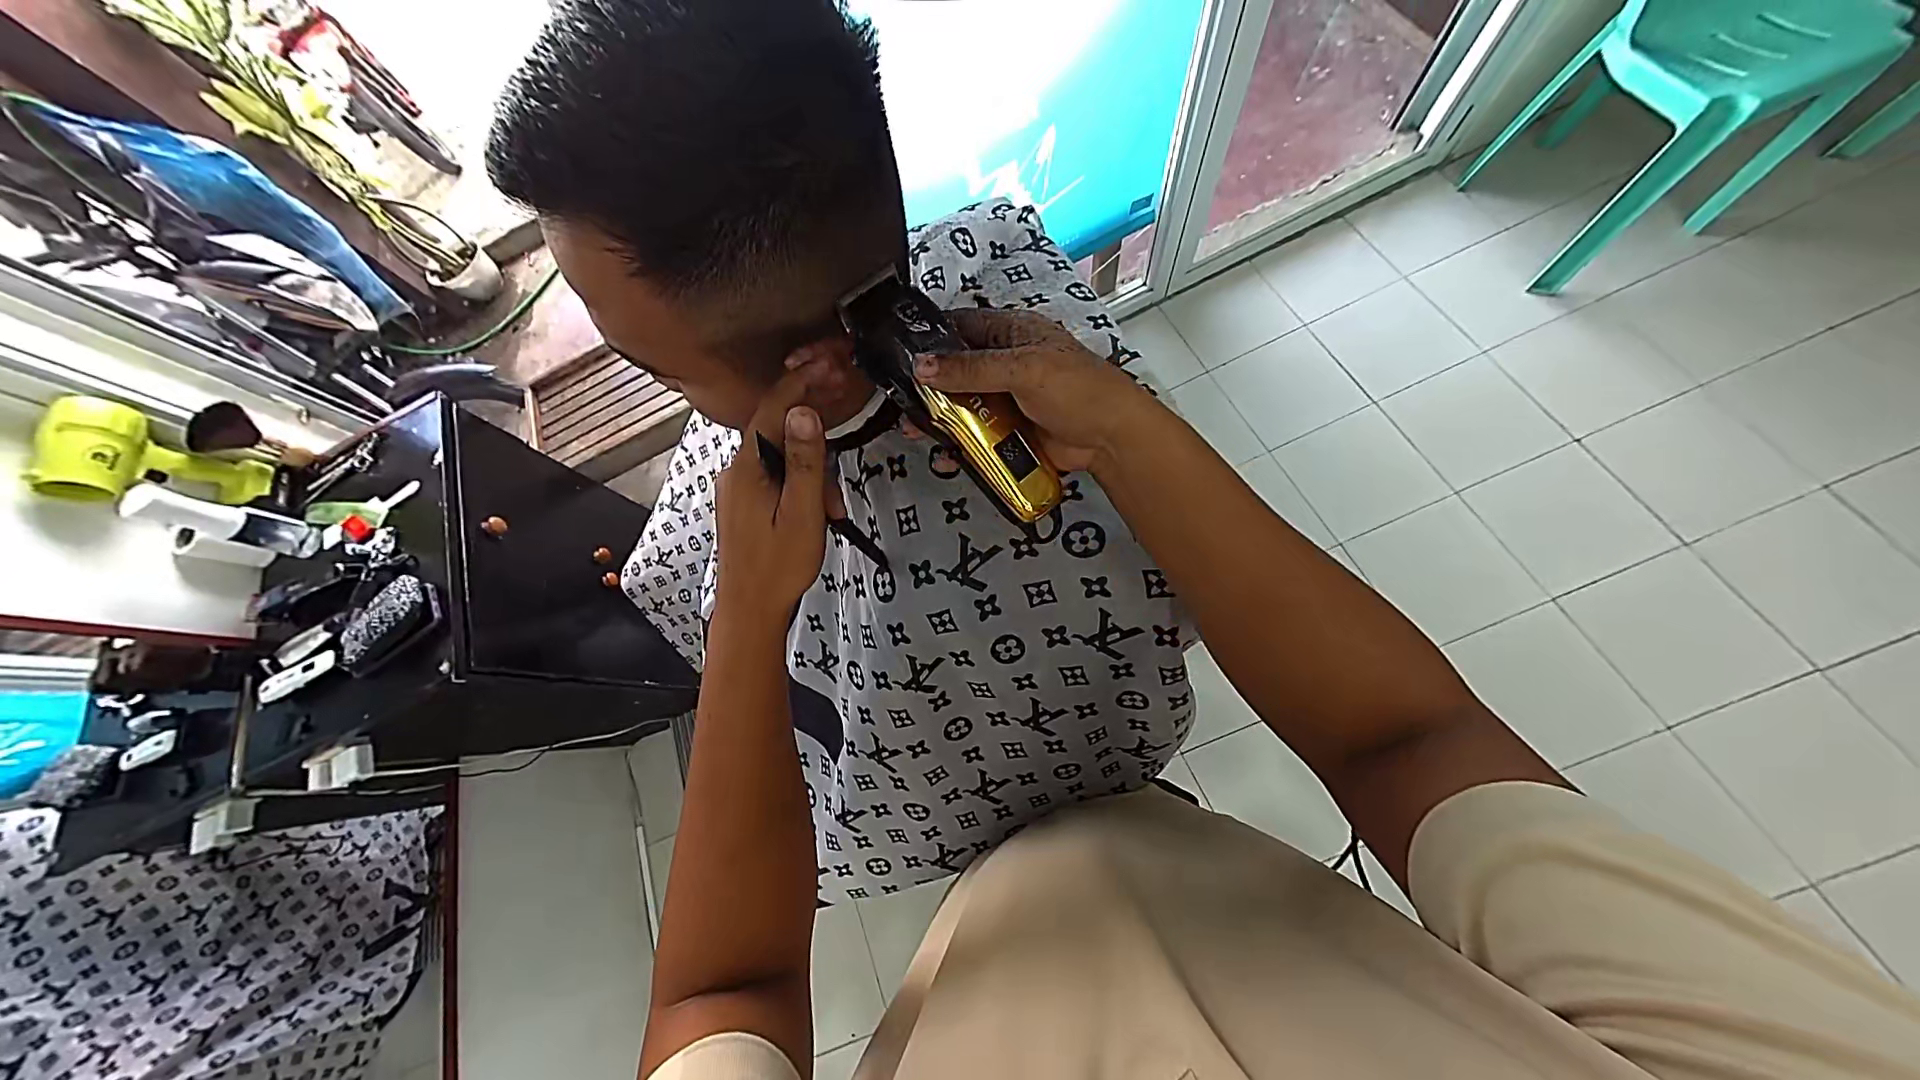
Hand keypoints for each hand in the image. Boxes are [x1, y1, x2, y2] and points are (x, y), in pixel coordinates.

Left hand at [714, 368, 829, 620]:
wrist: (749, 610)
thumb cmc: (778, 567)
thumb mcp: (802, 514)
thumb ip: (804, 462)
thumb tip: (804, 411)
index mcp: (747, 469)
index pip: (772, 410)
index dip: (800, 383)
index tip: (828, 364)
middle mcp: (736, 471)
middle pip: (777, 431)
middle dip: (814, 431)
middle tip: (844, 408)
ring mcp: (737, 487)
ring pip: (779, 458)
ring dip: (811, 472)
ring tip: (835, 508)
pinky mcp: (743, 502)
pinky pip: (774, 477)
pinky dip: (800, 485)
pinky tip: (819, 510)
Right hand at [912, 308, 1156, 471]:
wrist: (1110, 439)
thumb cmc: (1081, 391)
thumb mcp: (1023, 370)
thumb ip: (971, 369)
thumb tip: (924, 366)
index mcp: (1013, 333)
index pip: (962, 326)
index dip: (933, 338)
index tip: (903, 355)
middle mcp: (1006, 363)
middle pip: (956, 370)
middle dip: (930, 388)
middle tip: (905, 403)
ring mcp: (1007, 399)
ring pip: (962, 406)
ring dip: (940, 419)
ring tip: (918, 432)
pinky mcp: (1009, 430)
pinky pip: (976, 435)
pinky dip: (960, 445)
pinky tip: (947, 454)